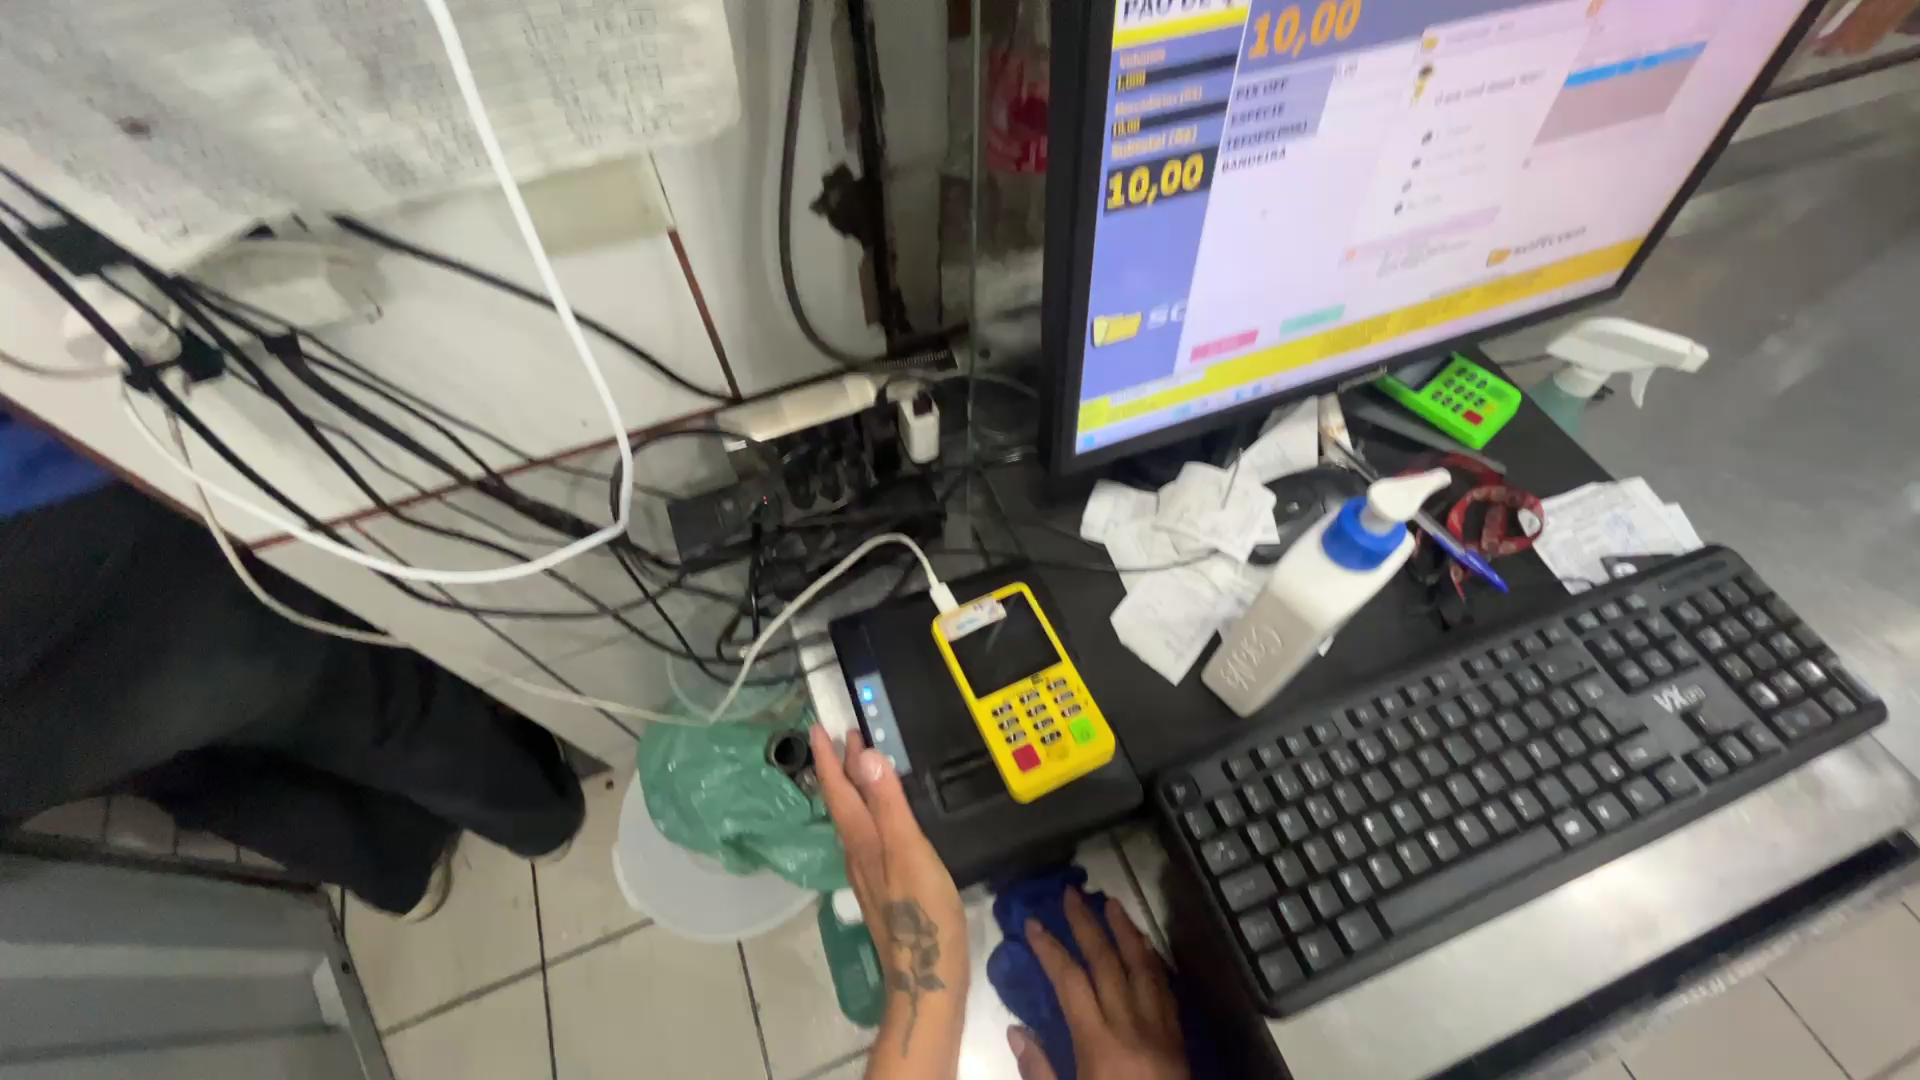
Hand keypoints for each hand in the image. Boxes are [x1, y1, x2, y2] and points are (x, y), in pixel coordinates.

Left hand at [811, 725, 967, 1061]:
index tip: (818, 727)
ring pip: (855, 820)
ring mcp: (871, 873)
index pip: (839, 790)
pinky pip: (870, 835)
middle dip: (841, 768)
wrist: (926, 979)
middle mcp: (860, 853)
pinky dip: (871, 811)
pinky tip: (884, 817)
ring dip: (855, 788)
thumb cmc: (921, 912)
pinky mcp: (886, 887)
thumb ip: (888, 804)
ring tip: (861, 765)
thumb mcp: (909, 850)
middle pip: (843, 803)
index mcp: (863, 840)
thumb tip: (865, 755)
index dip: (829, 759)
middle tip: (844, 735)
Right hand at [1011, 889, 1188, 1079]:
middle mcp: (1132, 1029)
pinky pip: (1166, 992)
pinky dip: (1153, 964)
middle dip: (1087, 926)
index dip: (1050, 950)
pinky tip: (1146, 949)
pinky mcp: (1179, 1044)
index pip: (1071, 982)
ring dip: (1126, 932)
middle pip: (1108, 964)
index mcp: (1100, 1047)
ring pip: (1143, 969)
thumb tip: (1016, 1030)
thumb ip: (1039, 1073)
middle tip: (1071, 895)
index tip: (1033, 924)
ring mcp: (1160, 1034)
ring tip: (1112, 904)